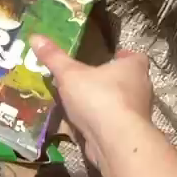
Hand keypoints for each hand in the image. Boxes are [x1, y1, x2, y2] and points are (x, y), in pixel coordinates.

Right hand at [28, 36, 153, 168]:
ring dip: (106, 102)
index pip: (136, 57)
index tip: (112, 56)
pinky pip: (114, 122)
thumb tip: (35, 37)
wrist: (115, 139)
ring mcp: (137, 113)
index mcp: (133, 68)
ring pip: (122, 102)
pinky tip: (84, 123)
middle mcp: (141, 88)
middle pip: (129, 80)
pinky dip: (102, 121)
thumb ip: (54, 57)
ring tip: (83, 101)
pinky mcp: (129, 133)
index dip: (124, 56)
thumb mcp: (69, 74)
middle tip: (90, 78)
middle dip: (112, 79)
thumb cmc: (98, 97)